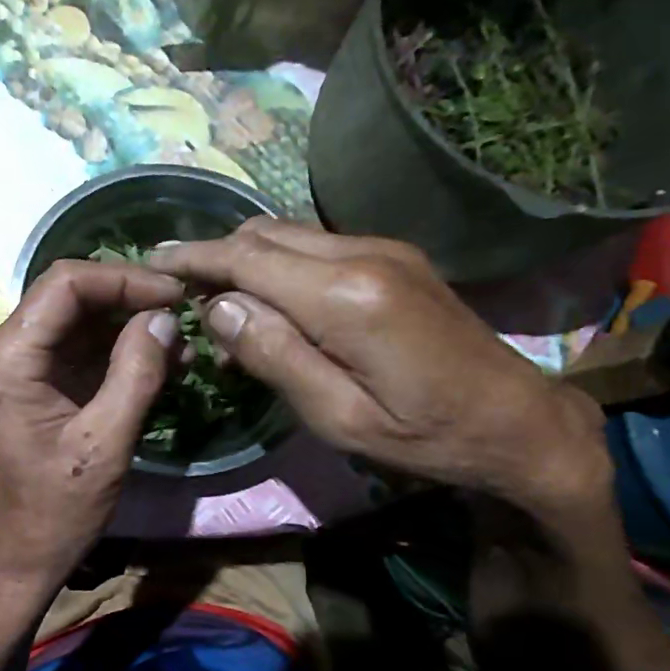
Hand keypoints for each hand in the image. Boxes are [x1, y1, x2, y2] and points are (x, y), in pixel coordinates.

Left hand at [0, 260, 182, 622]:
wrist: (24, 560)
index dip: (122, 278)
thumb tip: (166, 316)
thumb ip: (137, 373)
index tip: (175, 293)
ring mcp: (20, 370)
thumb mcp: (105, 443)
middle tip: (183, 309)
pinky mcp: (38, 387)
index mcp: (7, 361)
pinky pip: (80, 351)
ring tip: (182, 339)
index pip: (63, 285)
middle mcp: (5, 354)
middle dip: (128, 296)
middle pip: (69, 296)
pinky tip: (163, 360)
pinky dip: (119, 351)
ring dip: (128, 324)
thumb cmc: (58, 510)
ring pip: (78, 321)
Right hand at [150, 218, 608, 515]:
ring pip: (287, 234)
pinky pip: (314, 246)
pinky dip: (277, 265)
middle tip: (182, 298)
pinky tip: (272, 305)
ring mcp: (383, 249)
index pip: (246, 258)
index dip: (194, 257)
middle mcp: (363, 254)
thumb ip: (274, 356)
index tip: (152, 264)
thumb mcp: (337, 417)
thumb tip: (218, 307)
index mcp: (346, 298)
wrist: (517, 422)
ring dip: (245, 260)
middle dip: (215, 257)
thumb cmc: (423, 436)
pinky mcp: (393, 258)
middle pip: (263, 234)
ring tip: (222, 308)